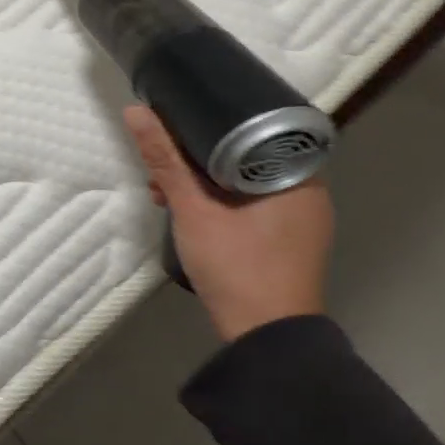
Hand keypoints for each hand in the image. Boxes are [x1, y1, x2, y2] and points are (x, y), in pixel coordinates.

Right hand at [125, 106, 334, 341]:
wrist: (264, 335)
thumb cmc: (236, 264)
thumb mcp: (191, 207)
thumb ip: (164, 159)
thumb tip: (136, 110)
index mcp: (298, 179)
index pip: (254, 131)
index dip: (211, 124)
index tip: (175, 128)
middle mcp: (308, 194)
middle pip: (244, 157)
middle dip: (196, 159)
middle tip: (161, 166)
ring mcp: (300, 220)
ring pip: (242, 182)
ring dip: (202, 182)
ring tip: (165, 191)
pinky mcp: (287, 239)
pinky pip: (249, 203)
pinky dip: (218, 201)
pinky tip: (187, 210)